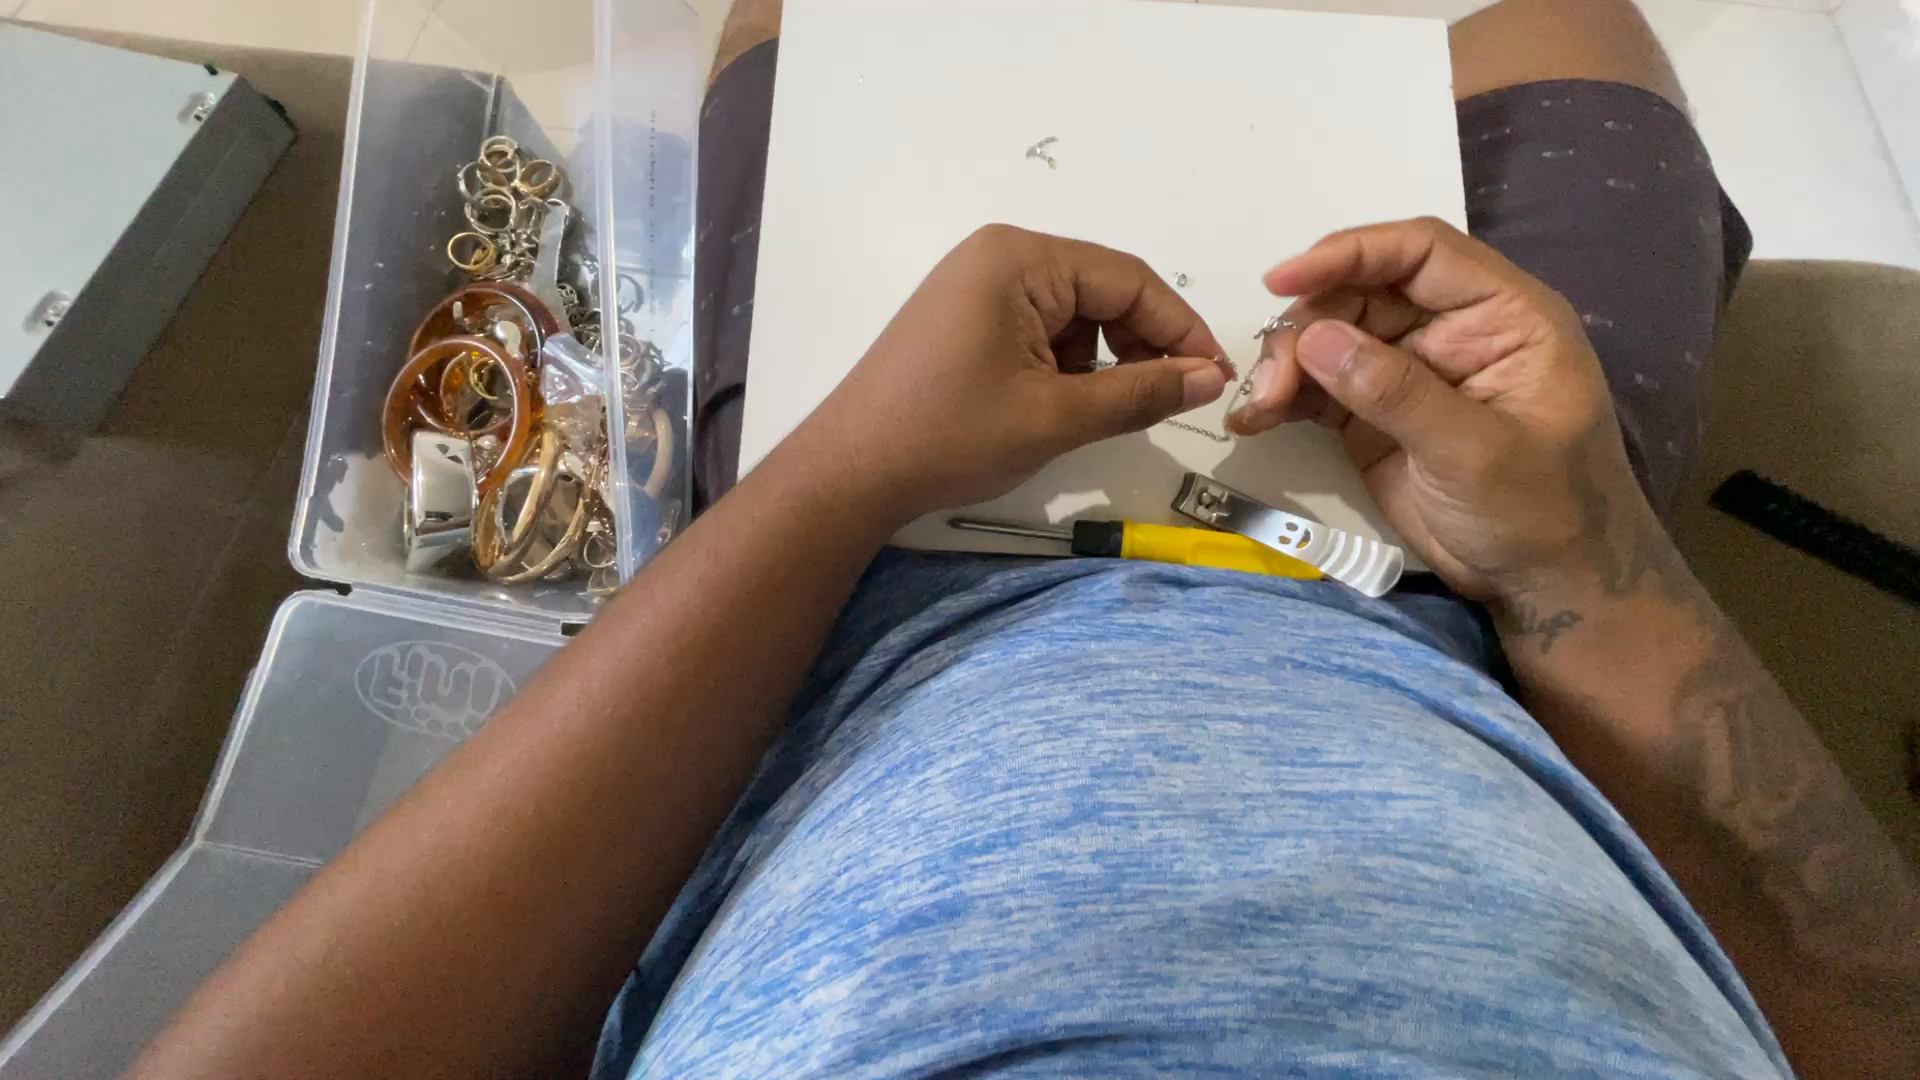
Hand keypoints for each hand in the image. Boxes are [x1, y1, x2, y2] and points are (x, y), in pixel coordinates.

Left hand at [786, 225, 1229, 519]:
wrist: (851, 472)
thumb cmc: (950, 437)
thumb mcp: (1054, 417)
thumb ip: (1139, 394)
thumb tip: (1208, 378)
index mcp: (1020, 260)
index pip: (1127, 280)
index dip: (1179, 330)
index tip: (1213, 379)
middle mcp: (997, 258)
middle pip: (1098, 295)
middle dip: (1136, 349)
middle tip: (1163, 404)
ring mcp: (973, 289)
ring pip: (1068, 319)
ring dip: (1096, 366)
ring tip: (1091, 416)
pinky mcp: (960, 323)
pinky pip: (1033, 335)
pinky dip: (1058, 371)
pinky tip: (1051, 410)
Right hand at [1225, 217, 1659, 604]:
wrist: (1536, 581)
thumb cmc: (1541, 509)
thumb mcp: (1475, 450)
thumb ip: (1397, 392)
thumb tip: (1314, 339)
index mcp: (1498, 317)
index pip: (1418, 255)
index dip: (1349, 254)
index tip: (1280, 280)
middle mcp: (1444, 334)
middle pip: (1356, 297)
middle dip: (1303, 330)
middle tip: (1268, 383)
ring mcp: (1400, 377)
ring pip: (1325, 343)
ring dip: (1283, 368)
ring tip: (1258, 409)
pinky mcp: (1366, 418)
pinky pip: (1313, 393)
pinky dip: (1279, 403)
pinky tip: (1250, 422)